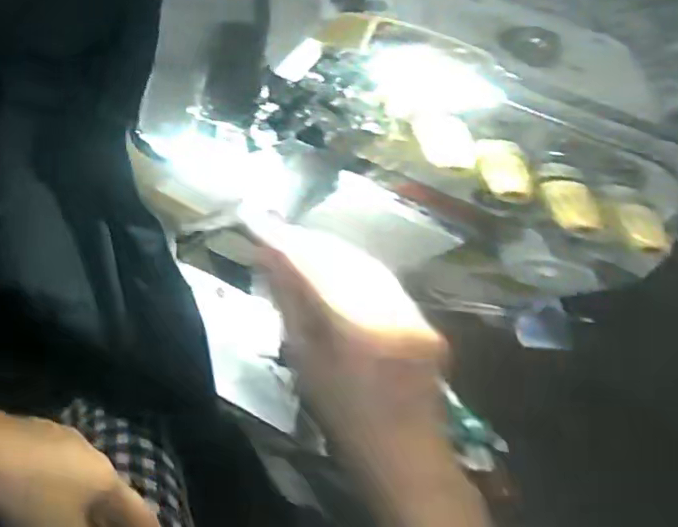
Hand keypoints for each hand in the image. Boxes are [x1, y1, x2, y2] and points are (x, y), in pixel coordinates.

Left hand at [0, 408, 159, 526]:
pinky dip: (63, 488)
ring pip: (83, 478)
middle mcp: (86, 448)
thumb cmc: (29, 496)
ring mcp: (54, 434)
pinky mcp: (28, 431)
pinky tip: (49, 501)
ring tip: (80, 520)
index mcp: (105, 475)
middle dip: (114, 520)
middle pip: (111, 493)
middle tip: (113, 526)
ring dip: (87, 505)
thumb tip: (90, 524)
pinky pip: (57, 467)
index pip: (141, 515)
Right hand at [252, 220, 486, 526]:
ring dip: (328, 249)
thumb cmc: (341, 410)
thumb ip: (287, 298)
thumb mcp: (302, 354)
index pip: (313, 265)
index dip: (281, 240)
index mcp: (358, 326)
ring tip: (295, 242)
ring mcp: (415, 318)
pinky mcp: (423, 324)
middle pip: (344, 258)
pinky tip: (329, 264)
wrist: (405, 456)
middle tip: (272, 230)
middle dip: (305, 240)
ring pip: (365, 265)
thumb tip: (265, 253)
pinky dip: (350, 266)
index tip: (254, 222)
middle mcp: (394, 315)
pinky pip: (381, 280)